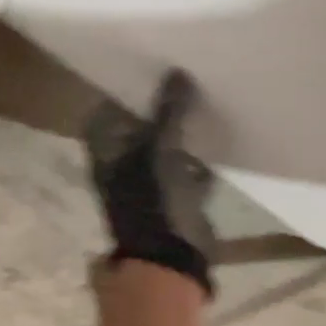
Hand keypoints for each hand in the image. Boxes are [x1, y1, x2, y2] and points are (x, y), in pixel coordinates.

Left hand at [83, 70, 218, 294]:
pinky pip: (187, 169)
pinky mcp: (176, 198)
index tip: (146, 65)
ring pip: (163, 147)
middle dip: (158, 106)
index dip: (122, 89)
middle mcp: (122, 164)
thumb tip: (177, 72)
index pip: (106, 111)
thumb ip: (168, 112)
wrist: (172, 260)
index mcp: (106, 152)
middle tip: (183, 72)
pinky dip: (199, 157)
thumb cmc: (154, 201)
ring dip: (180, 129)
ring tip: (204, 94)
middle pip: (137, 126)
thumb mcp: (158, 150)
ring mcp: (149, 183)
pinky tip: (219, 134)